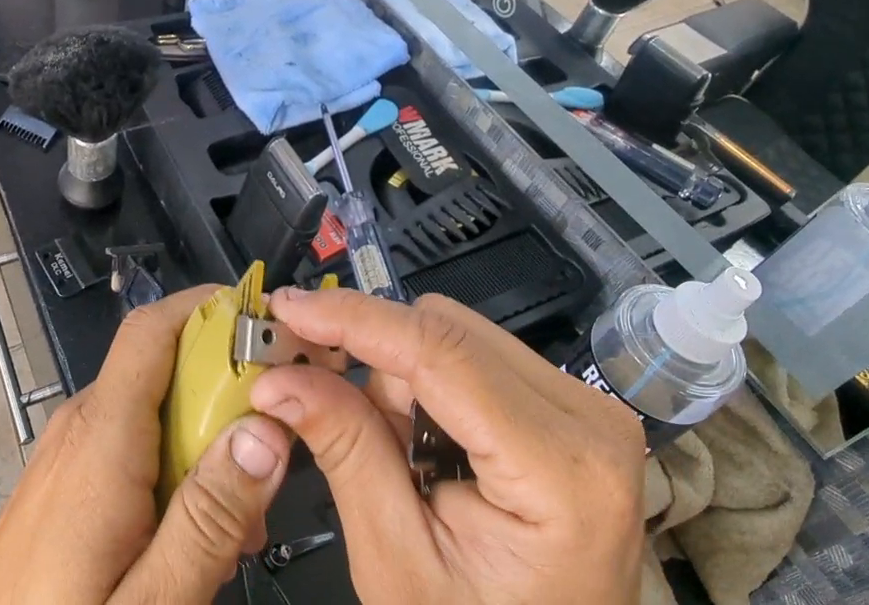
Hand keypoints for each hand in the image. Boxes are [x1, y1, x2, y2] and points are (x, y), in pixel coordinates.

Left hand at [0, 287, 292, 603]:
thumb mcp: (151, 600)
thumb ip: (209, 518)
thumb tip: (265, 430)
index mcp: (101, 439)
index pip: (154, 328)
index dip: (212, 311)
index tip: (271, 334)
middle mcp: (80, 426)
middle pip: (164, 369)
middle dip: (225, 399)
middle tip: (270, 467)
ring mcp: (66, 451)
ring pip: (152, 411)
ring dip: (203, 444)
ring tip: (234, 526)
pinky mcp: (62, 479)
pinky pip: (128, 445)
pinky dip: (170, 468)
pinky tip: (186, 534)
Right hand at [249, 289, 646, 604]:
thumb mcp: (397, 560)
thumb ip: (346, 452)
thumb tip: (281, 378)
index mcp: (561, 468)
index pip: (441, 352)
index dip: (354, 319)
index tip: (287, 308)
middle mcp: (587, 417)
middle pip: (447, 330)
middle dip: (372, 356)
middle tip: (311, 387)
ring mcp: (583, 407)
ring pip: (455, 334)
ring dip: (398, 375)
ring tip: (389, 450)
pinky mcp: (568, 406)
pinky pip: (474, 355)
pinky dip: (425, 383)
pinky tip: (416, 441)